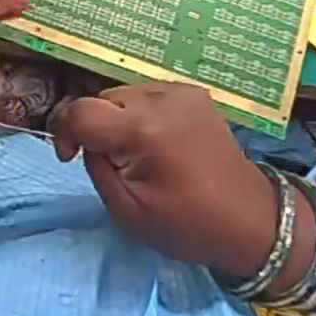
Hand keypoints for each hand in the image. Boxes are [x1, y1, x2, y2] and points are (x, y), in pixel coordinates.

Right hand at [49, 82, 279, 276]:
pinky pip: (147, 94)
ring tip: (138, 152)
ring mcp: (178, 90)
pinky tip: (158, 139)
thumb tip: (84, 139)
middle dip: (97, 127)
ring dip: (118, 118)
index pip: (80, 111)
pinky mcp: (191, 91)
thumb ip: (95, 167)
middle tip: (112, 162)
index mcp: (141, 131)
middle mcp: (159, 99)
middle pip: (101, 100)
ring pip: (122, 94)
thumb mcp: (127, 211)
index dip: (63, 130)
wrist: (252, 219)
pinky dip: (141, 113)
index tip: (69, 156)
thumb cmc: (187, 224)